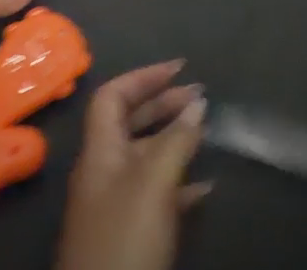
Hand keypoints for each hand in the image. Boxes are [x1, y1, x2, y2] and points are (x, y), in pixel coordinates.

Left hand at [54, 60, 208, 269]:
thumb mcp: (153, 184)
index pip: (112, 96)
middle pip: (128, 122)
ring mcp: (114, 202)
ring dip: (173, 140)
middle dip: (162, 104)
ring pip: (145, 157)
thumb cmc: (125, 239)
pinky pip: (156, 192)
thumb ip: (175, 141)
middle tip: (200, 96)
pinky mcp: (130, 232)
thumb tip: (197, 102)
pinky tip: (206, 185)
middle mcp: (103, 169)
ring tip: (207, 132)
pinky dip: (180, 181)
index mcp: (99, 150)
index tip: (180, 68)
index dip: (143, 77)